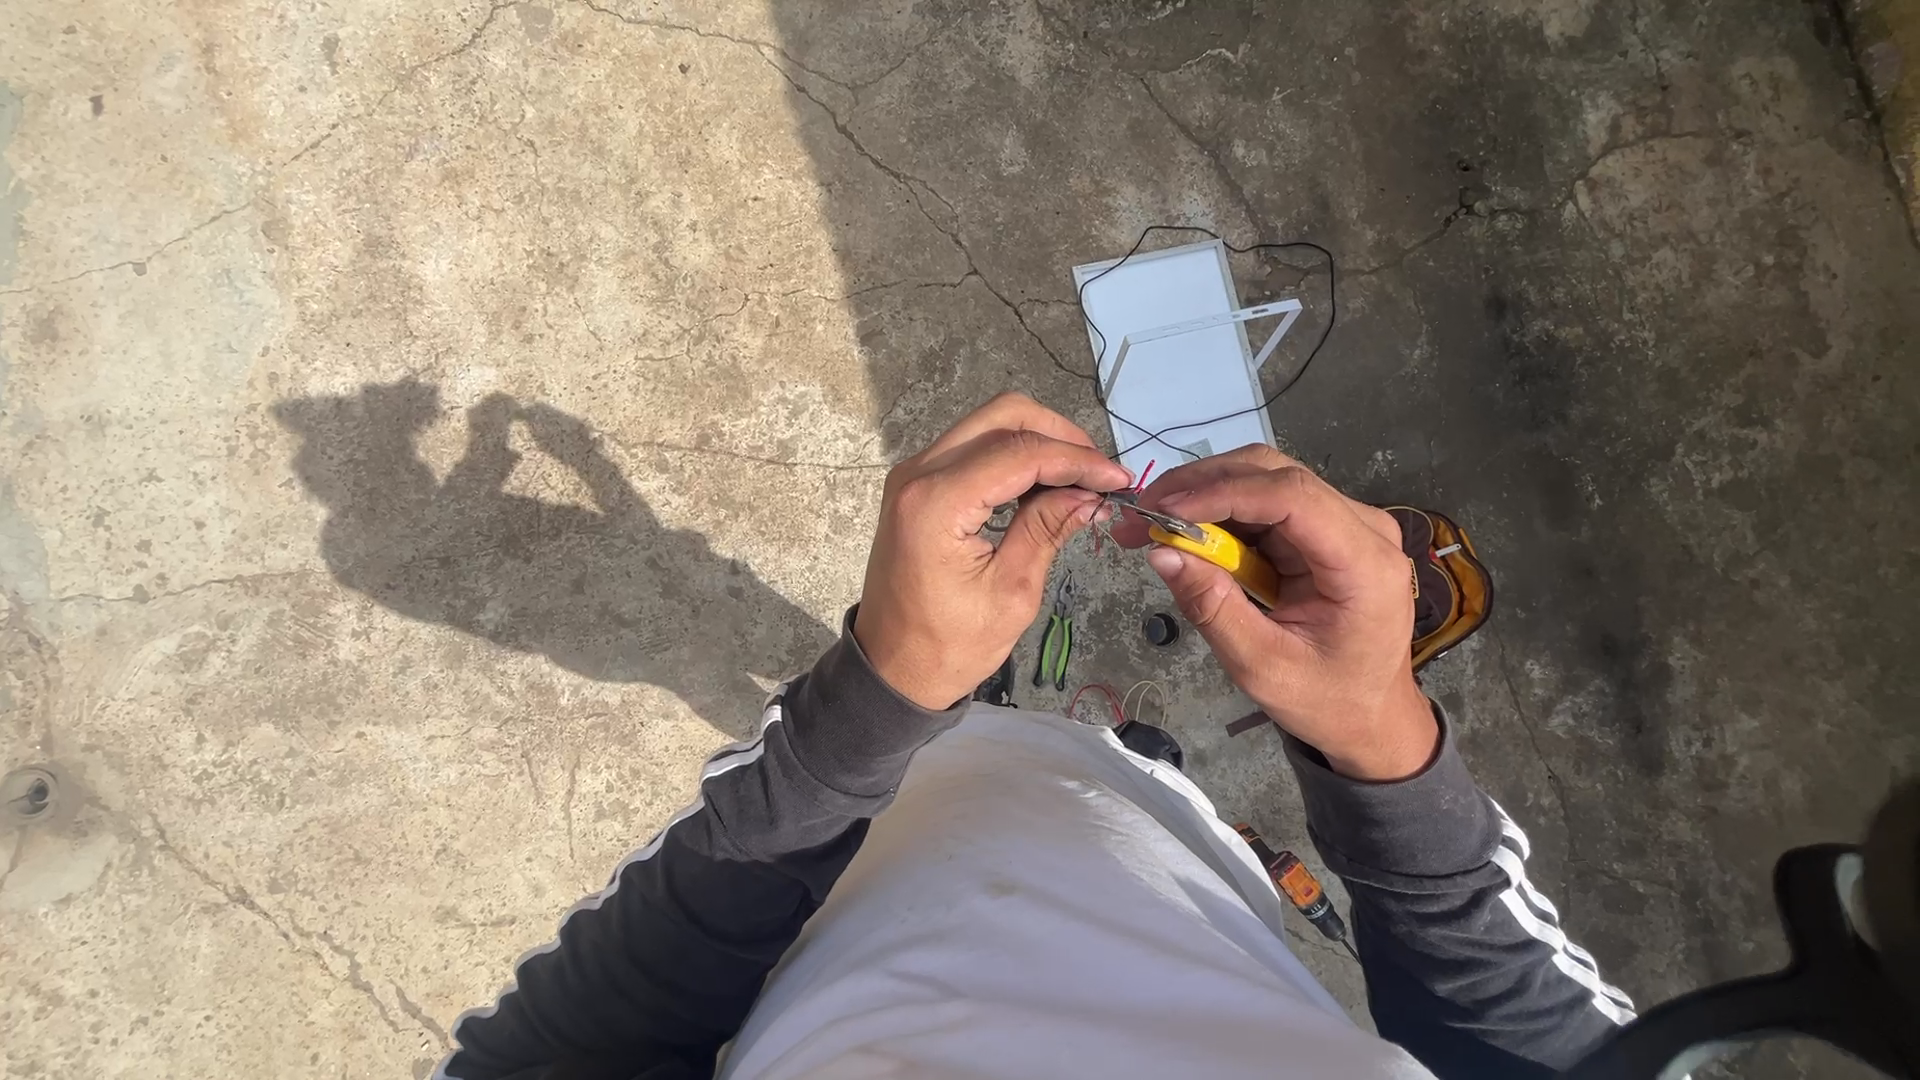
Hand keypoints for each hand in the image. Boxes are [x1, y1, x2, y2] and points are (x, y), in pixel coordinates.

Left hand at [854, 394, 1131, 708]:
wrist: (891, 667)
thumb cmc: (950, 644)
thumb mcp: (1011, 592)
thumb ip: (1047, 530)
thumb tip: (1091, 494)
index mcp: (937, 503)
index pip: (1021, 453)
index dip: (1077, 460)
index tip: (1118, 479)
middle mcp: (919, 473)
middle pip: (1003, 415)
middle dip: (1059, 435)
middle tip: (1098, 471)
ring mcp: (913, 474)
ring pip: (988, 424)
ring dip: (1038, 441)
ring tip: (1079, 479)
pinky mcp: (917, 484)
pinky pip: (972, 447)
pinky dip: (1013, 455)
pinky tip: (1044, 485)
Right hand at [1111, 446, 1435, 780]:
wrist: (1370, 716)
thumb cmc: (1325, 700)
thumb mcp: (1261, 665)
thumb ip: (1213, 608)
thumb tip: (1161, 554)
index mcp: (1363, 563)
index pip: (1292, 497)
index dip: (1222, 494)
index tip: (1163, 513)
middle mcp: (1360, 527)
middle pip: (1272, 473)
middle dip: (1199, 486)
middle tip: (1140, 516)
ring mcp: (1342, 522)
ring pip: (1261, 478)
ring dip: (1200, 493)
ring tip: (1150, 523)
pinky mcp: (1319, 529)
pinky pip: (1259, 502)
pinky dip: (1214, 511)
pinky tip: (1180, 530)